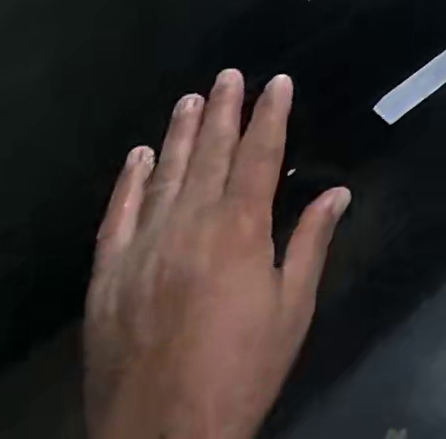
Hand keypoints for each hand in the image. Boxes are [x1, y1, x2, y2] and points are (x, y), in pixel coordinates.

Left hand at [84, 71, 350, 438]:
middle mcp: (190, 225)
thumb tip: (337, 193)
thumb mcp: (292, 308)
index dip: (270, 115)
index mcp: (239, 230)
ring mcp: (143, 247)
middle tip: (231, 75)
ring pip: (166, 174)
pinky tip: (139, 154)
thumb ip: (311, 242)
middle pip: (211, 153)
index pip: (259, 156)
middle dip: (225, 110)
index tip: (277, 83)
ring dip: (181, 132)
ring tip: (192, 98)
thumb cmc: (242, 371)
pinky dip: (129, 180)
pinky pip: (118, 214)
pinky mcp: (108, 274)